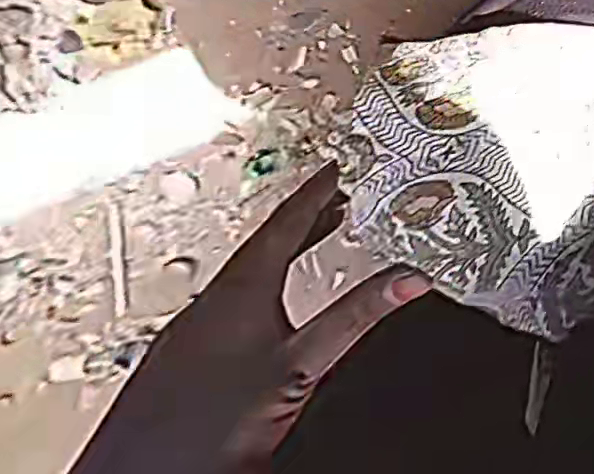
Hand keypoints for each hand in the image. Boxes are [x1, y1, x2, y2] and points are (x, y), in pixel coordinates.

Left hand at [70, 163, 432, 473]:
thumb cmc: (207, 427)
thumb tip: (412, 278)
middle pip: (268, 242)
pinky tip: (270, 304)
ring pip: (248, 272)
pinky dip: (265, 281)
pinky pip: (232, 299)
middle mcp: (213, 302)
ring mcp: (193, 332)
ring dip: (287, 248)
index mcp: (240, 289)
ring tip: (314, 236)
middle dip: (307, 216)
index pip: (286, 222)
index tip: (336, 166)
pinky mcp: (182, 360)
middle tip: (336, 193)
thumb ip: (357, 316)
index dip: (316, 191)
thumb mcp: (301, 364)